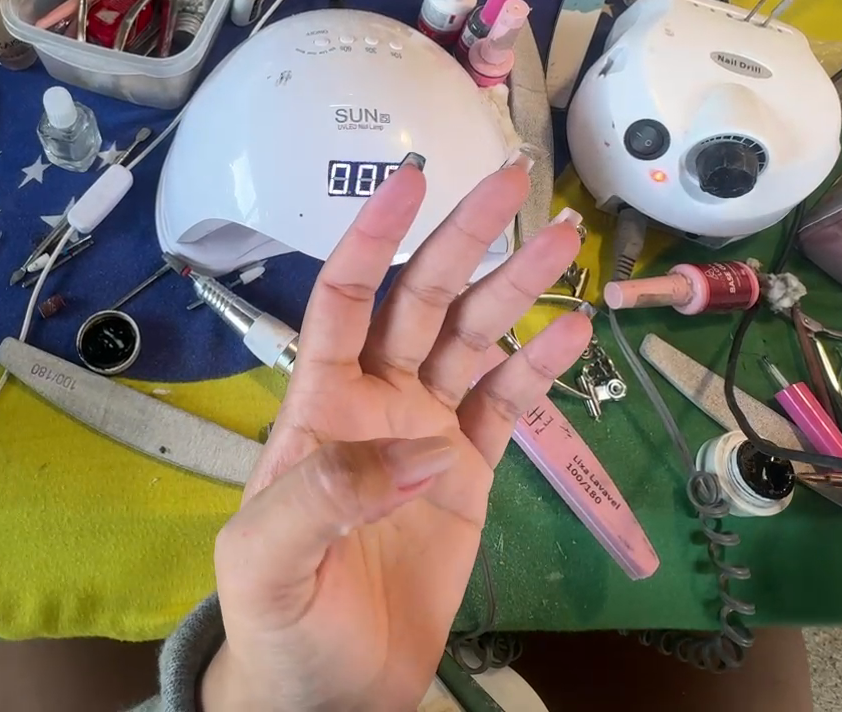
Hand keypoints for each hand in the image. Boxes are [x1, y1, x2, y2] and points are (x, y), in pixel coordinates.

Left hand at [202, 156, 590, 710]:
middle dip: (466, 239)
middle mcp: (379, 396)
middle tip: (515, 182)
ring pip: (475, 338)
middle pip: (425, 299)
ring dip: (516, 287)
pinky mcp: (470, 469)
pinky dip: (539, 367)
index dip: (373, 237)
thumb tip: (416, 452)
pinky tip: (572, 331)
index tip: (408, 181)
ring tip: (563, 240)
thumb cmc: (281, 618)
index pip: (346, 297)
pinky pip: (507, 404)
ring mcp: (427, 427)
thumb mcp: (269, 561)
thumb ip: (322, 495)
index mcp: (323, 399)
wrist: (330, 687)